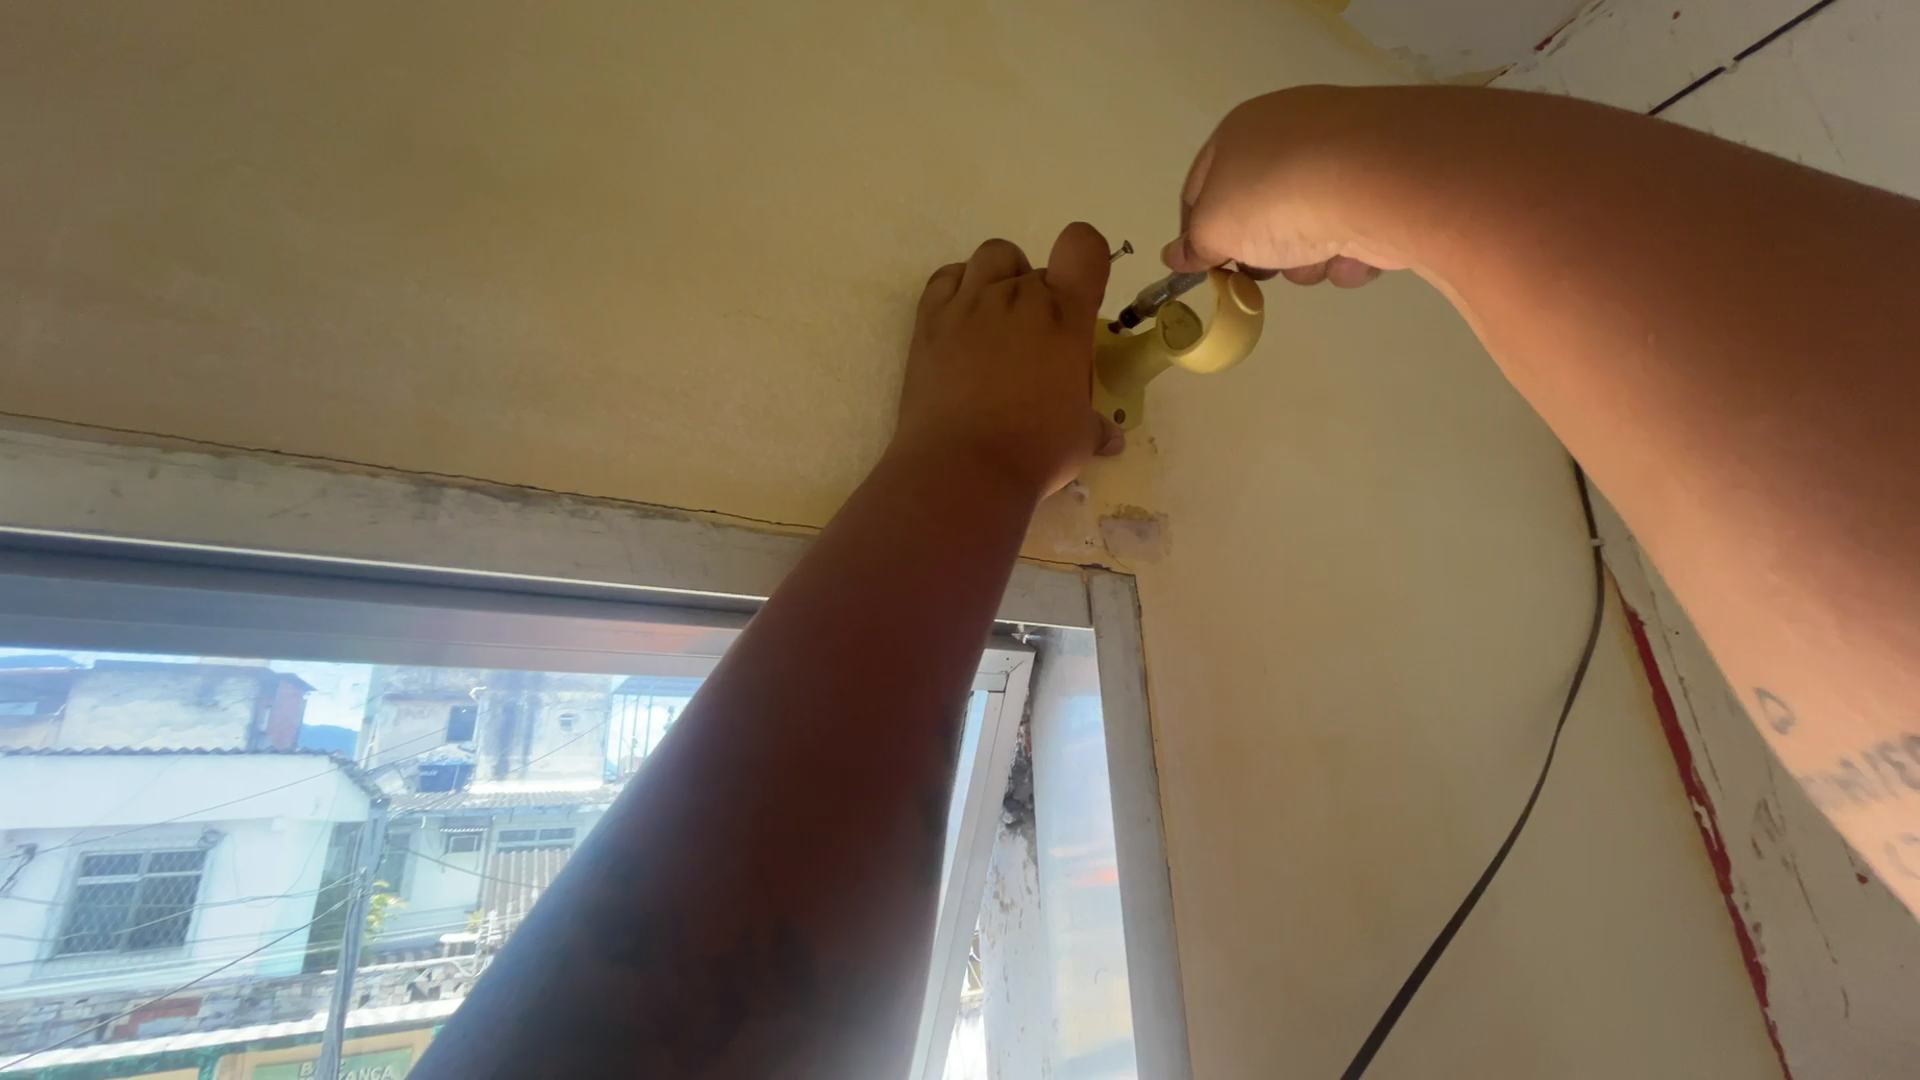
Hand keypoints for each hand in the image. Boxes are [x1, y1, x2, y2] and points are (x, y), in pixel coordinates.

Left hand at [892, 223, 1125, 498]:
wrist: (962, 469)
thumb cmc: (1033, 453)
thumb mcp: (1078, 441)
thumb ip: (1096, 428)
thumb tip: (1113, 439)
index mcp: (1064, 316)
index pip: (1082, 247)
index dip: (1084, 262)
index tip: (1078, 299)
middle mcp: (1017, 296)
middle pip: (1034, 268)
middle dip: (1039, 299)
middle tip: (1033, 346)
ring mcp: (968, 304)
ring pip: (990, 257)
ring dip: (999, 279)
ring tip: (996, 324)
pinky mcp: (929, 321)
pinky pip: (945, 277)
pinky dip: (957, 288)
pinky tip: (961, 323)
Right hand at [1161, 87, 1394, 288]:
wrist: (1376, 180)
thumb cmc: (1273, 198)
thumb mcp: (1213, 229)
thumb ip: (1193, 246)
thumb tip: (1175, 255)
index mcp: (1239, 132)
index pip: (1199, 189)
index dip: (1195, 233)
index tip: (1203, 269)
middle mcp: (1289, 131)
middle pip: (1255, 211)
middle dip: (1258, 250)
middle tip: (1261, 269)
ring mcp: (1341, 151)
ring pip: (1304, 225)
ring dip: (1304, 258)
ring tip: (1315, 260)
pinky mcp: (1384, 177)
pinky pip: (1350, 226)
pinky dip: (1347, 249)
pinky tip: (1352, 252)